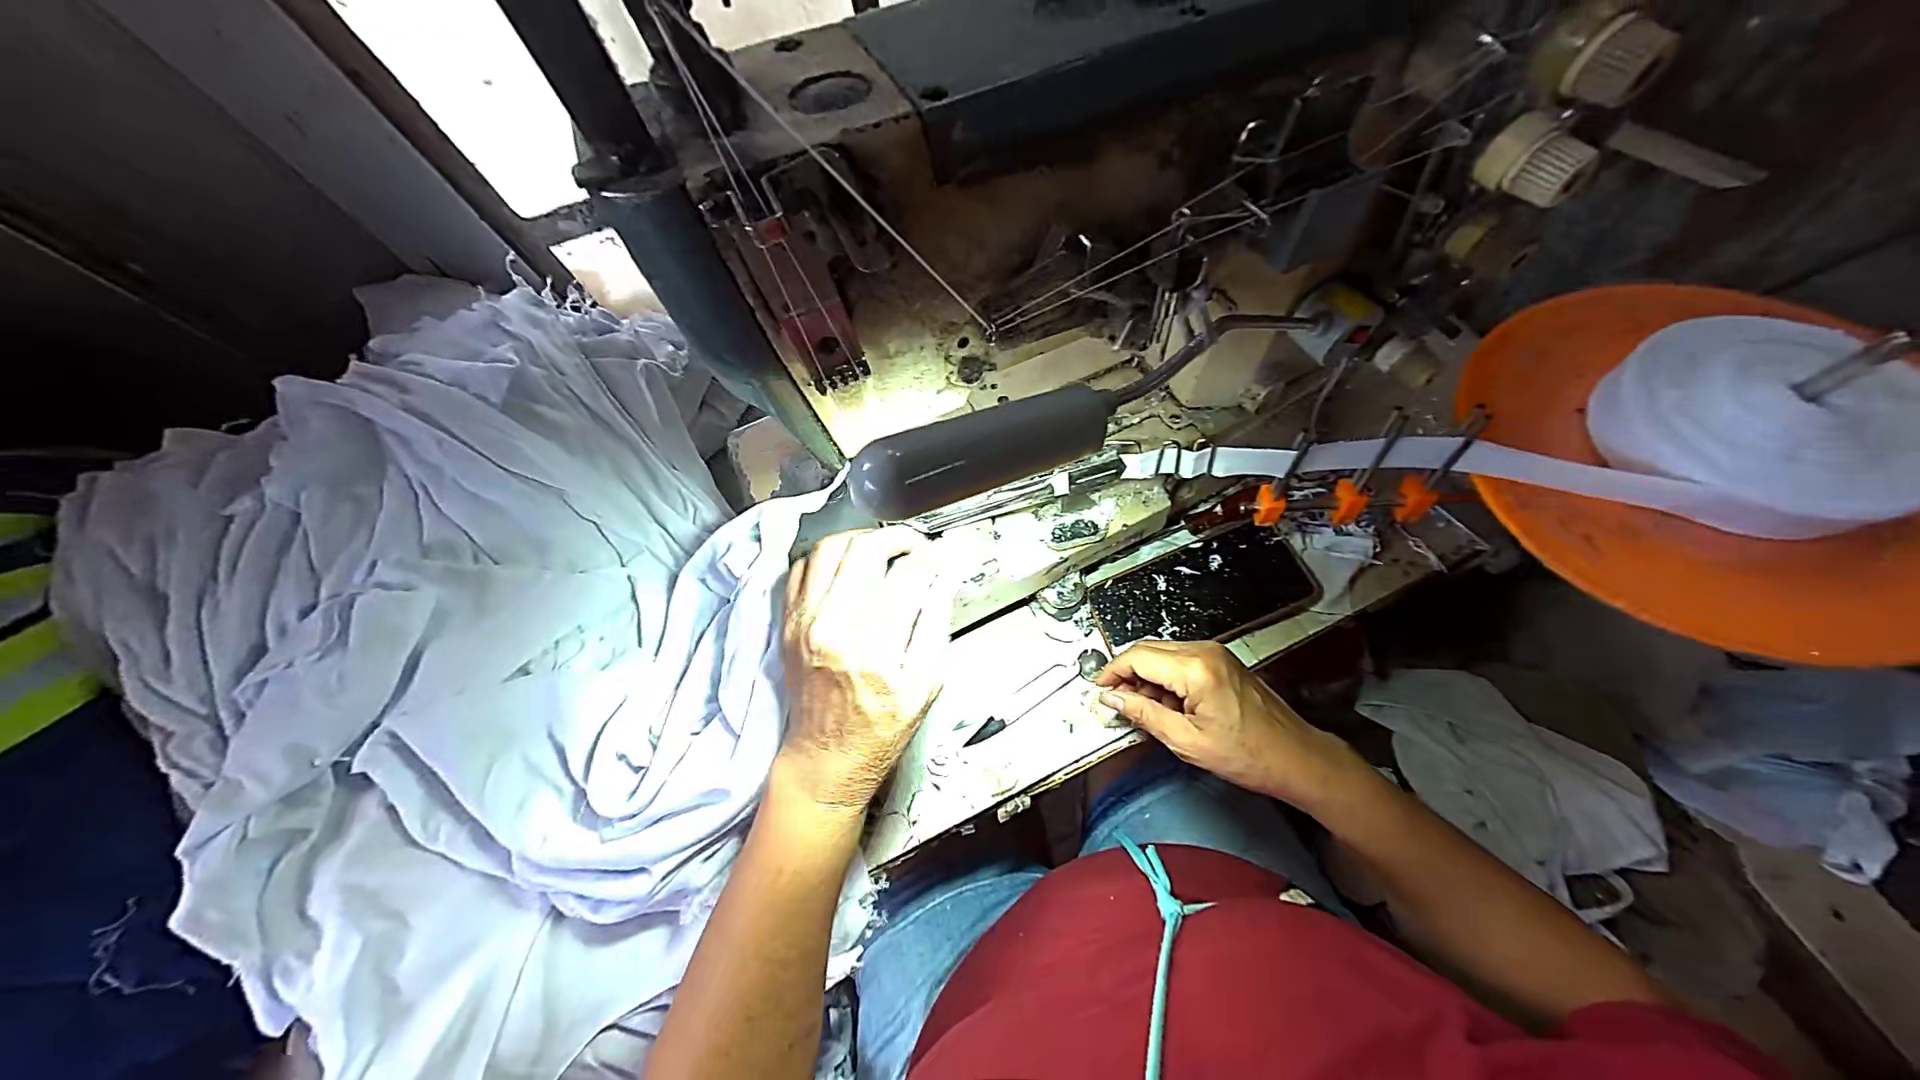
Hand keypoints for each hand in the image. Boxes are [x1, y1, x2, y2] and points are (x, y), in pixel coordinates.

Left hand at [780, 527, 953, 812]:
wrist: (826, 756)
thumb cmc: (876, 730)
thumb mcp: (925, 687)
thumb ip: (935, 628)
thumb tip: (938, 583)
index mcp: (873, 650)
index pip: (907, 576)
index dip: (929, 559)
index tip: (937, 561)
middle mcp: (832, 628)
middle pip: (865, 550)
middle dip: (898, 538)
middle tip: (913, 546)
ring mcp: (804, 622)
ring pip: (829, 548)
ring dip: (861, 539)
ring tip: (881, 549)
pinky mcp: (788, 622)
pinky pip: (801, 567)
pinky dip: (827, 556)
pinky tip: (847, 566)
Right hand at [1095, 640, 1370, 808]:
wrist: (1296, 758)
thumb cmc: (1253, 754)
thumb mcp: (1186, 741)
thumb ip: (1143, 713)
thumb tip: (1113, 699)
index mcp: (1196, 669)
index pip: (1137, 657)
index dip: (1112, 673)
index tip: (1100, 690)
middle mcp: (1206, 652)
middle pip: (1147, 650)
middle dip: (1126, 674)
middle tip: (1115, 701)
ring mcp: (1215, 655)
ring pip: (1162, 655)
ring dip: (1145, 678)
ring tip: (1143, 710)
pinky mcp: (1220, 662)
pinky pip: (1179, 661)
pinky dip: (1164, 679)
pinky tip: (1165, 705)